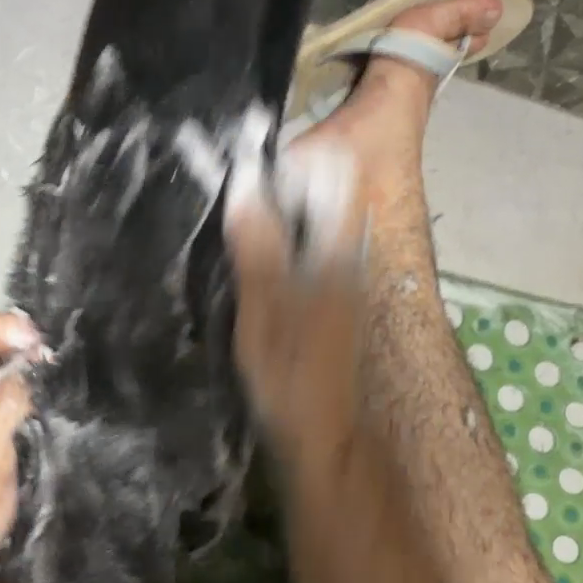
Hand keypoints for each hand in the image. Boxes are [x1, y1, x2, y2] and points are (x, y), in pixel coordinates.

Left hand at [0, 312, 39, 582]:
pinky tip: (59, 422)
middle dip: (26, 348)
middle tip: (66, 363)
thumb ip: (4, 406)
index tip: (44, 345)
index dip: (6, 328)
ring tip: (70, 386)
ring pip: (2, 387)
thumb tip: (33, 365)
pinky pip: (11, 416)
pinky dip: (35, 408)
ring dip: (33, 378)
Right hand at [225, 138, 369, 471]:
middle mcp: (350, 256)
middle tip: (232, 175)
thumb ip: (258, 251)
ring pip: (317, 219)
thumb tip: (244, 184)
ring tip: (236, 204)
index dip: (291, 155)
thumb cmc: (292, 379)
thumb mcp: (264, 316)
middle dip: (282, 177)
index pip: (329, 177)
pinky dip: (285, 236)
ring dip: (282, 205)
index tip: (246, 149)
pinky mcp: (335, 297)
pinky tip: (255, 249)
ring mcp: (346, 278)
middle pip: (324, 194)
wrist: (325, 433)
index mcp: (337, 253)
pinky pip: (312, 246)